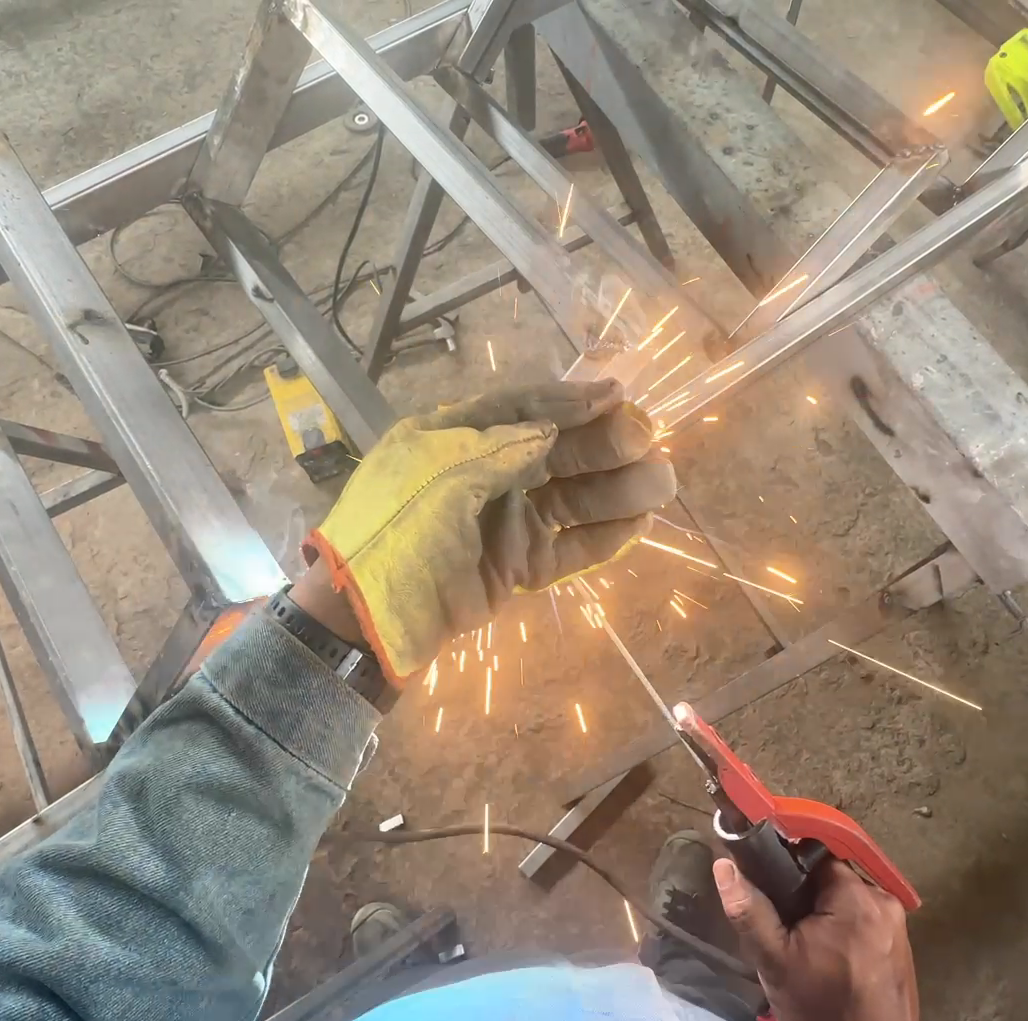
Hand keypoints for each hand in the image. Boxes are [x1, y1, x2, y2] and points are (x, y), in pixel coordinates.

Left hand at [303, 380, 674, 681]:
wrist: (367, 617)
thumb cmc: (398, 527)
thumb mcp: (444, 468)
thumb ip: (508, 442)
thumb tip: (568, 417)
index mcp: (454, 437)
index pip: (521, 409)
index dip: (569, 401)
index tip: (617, 395)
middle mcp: (483, 474)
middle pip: (555, 452)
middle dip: (602, 445)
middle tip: (648, 439)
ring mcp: (501, 523)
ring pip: (568, 500)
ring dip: (614, 490)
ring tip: (661, 482)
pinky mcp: (515, 566)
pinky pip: (567, 548)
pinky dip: (601, 538)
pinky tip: (637, 524)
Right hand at [713, 857, 920, 1020]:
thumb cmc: (824, 1011)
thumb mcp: (775, 963)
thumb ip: (749, 911)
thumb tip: (723, 865)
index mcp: (855, 895)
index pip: (811, 853)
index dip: (783, 866)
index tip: (766, 888)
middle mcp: (883, 899)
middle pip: (828, 875)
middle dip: (802, 891)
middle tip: (782, 922)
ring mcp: (897, 922)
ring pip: (844, 896)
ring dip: (822, 909)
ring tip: (802, 939)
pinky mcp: (901, 943)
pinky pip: (862, 916)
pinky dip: (842, 925)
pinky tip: (828, 952)